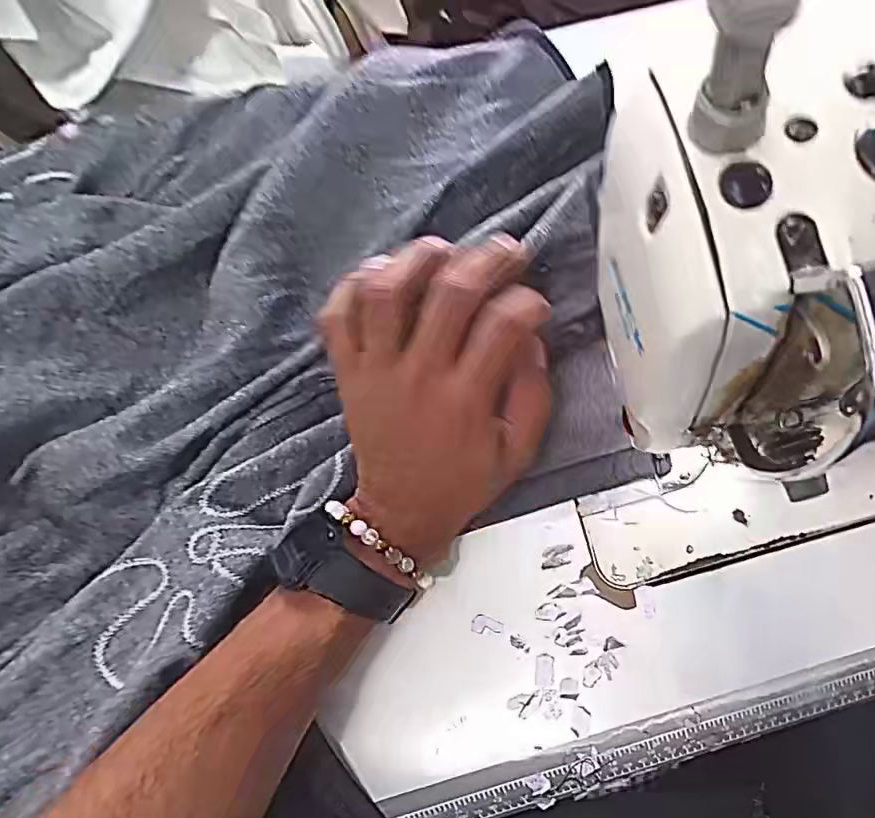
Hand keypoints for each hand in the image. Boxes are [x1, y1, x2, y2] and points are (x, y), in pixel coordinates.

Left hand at [318, 236, 552, 567]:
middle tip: (507, 249)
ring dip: (417, 259)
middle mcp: (421, 376)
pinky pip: (338, 316)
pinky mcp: (349, 373)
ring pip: (387, 291)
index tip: (536, 303)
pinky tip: (381, 272)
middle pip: (451, 294)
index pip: (503, 326)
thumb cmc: (463, 482)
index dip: (528, 302)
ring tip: (443, 249)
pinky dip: (353, 285)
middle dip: (487, 260)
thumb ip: (532, 397)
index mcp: (467, 400)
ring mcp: (378, 371)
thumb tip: (531, 340)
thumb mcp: (517, 453)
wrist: (402, 511)